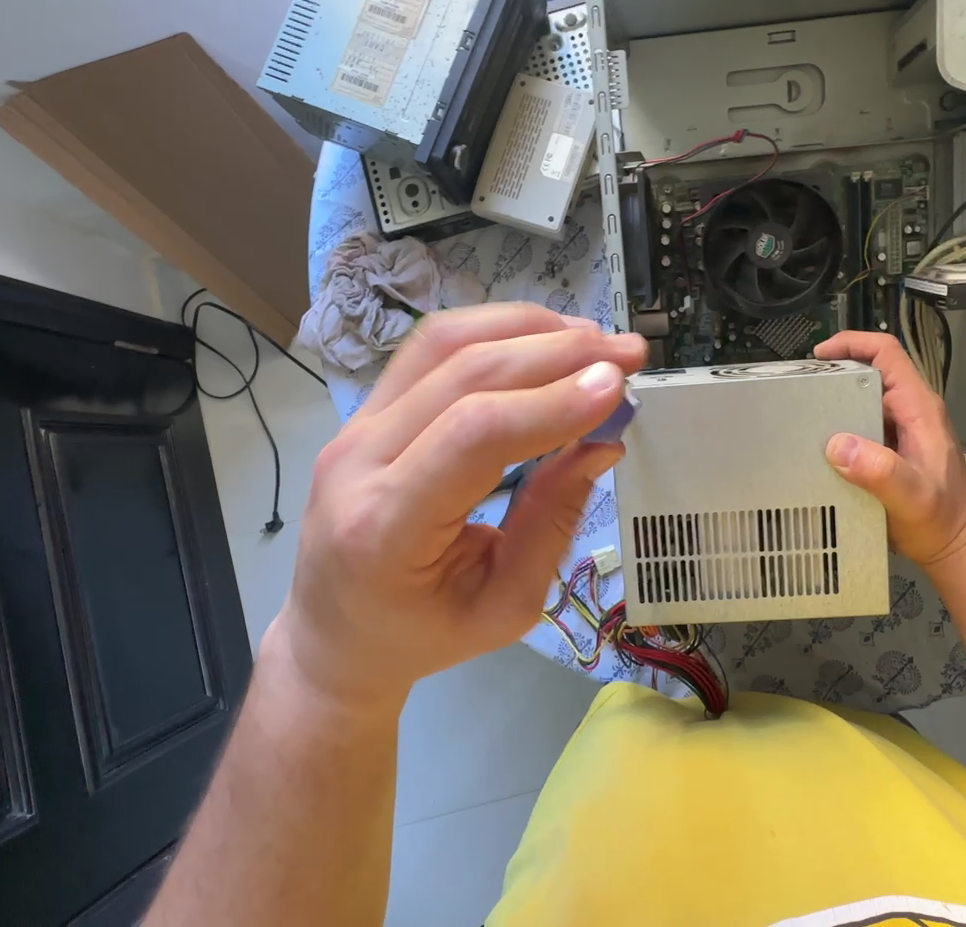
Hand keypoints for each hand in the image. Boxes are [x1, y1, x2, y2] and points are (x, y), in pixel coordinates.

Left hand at [279, 303, 647, 710]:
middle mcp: (359, 461)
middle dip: (556, 355)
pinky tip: (544, 338)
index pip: (473, 437)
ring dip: (527, 330)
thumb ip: (553, 522)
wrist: (337, 633)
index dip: (550, 403)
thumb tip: (602, 442)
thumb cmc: (423, 635)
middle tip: (627, 355)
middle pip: (463, 376)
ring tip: (594, 339)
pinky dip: (495, 331)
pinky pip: (430, 348)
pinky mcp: (365, 409)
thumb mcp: (505, 607)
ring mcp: (354, 426)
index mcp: (386, 529)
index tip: (617, 386)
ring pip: (443, 343)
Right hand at [815, 331, 965, 576]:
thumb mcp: (911, 496)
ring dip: (834, 399)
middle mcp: (910, 412)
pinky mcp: (891, 448)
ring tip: (801, 412)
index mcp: (919, 408)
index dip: (854, 343)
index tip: (820, 355)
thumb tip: (838, 445)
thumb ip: (880, 471)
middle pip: (871, 371)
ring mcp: (901, 430)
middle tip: (801, 387)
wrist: (955, 548)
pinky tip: (817, 442)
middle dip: (836, 372)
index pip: (888, 353)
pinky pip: (861, 423)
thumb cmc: (940, 521)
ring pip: (863, 398)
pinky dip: (838, 424)